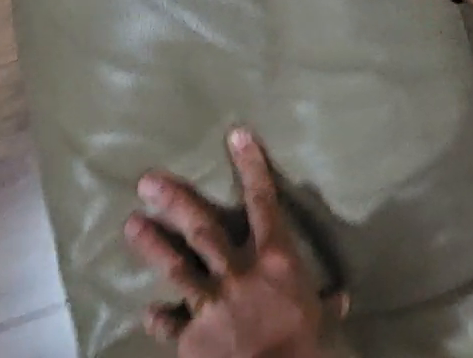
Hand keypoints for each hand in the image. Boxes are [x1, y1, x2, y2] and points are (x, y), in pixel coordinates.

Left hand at [125, 128, 345, 357]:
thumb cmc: (308, 346)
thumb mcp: (324, 320)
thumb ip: (327, 304)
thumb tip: (341, 299)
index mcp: (276, 258)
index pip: (263, 202)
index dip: (251, 166)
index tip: (236, 134)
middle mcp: (238, 271)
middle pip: (203, 229)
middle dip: (175, 202)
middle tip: (146, 181)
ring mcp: (210, 303)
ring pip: (177, 266)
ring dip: (153, 245)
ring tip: (131, 223)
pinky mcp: (190, 337)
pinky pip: (170, 324)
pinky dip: (160, 317)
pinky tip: (148, 311)